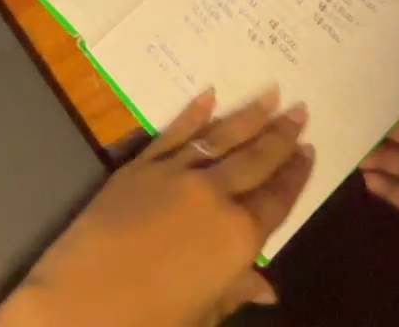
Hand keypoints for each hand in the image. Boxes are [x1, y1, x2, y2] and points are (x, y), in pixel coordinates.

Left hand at [0, 86, 314, 326]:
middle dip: (280, 135)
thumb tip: (266, 287)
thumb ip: (236, 288)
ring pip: (219, 138)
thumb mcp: (206, 310)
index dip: (296, 175)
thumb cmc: (153, 318)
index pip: (278, 199)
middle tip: (300, 109)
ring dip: (247, 116)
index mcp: (238, 235)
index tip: (311, 149)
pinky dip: (193, 114)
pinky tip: (209, 95)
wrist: (87, 296)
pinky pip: (173, 134)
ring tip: (269, 93)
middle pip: (255, 159)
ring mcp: (175, 174)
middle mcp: (214, 195)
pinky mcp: (141, 164)